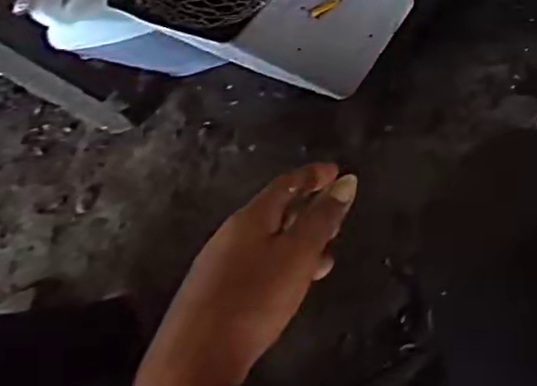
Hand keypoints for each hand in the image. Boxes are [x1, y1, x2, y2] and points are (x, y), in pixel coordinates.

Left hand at [136, 163, 357, 385]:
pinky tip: (295, 283)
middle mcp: (228, 238)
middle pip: (276, 212)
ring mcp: (216, 269)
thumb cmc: (254, 299)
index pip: (286, 183)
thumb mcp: (300, 252)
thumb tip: (345, 181)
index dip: (314, 175)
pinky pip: (257, 265)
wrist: (192, 368)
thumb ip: (324, 216)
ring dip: (300, 243)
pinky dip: (283, 264)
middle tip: (338, 217)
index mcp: (248, 220)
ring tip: (325, 257)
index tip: (337, 171)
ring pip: (269, 242)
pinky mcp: (212, 297)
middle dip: (310, 211)